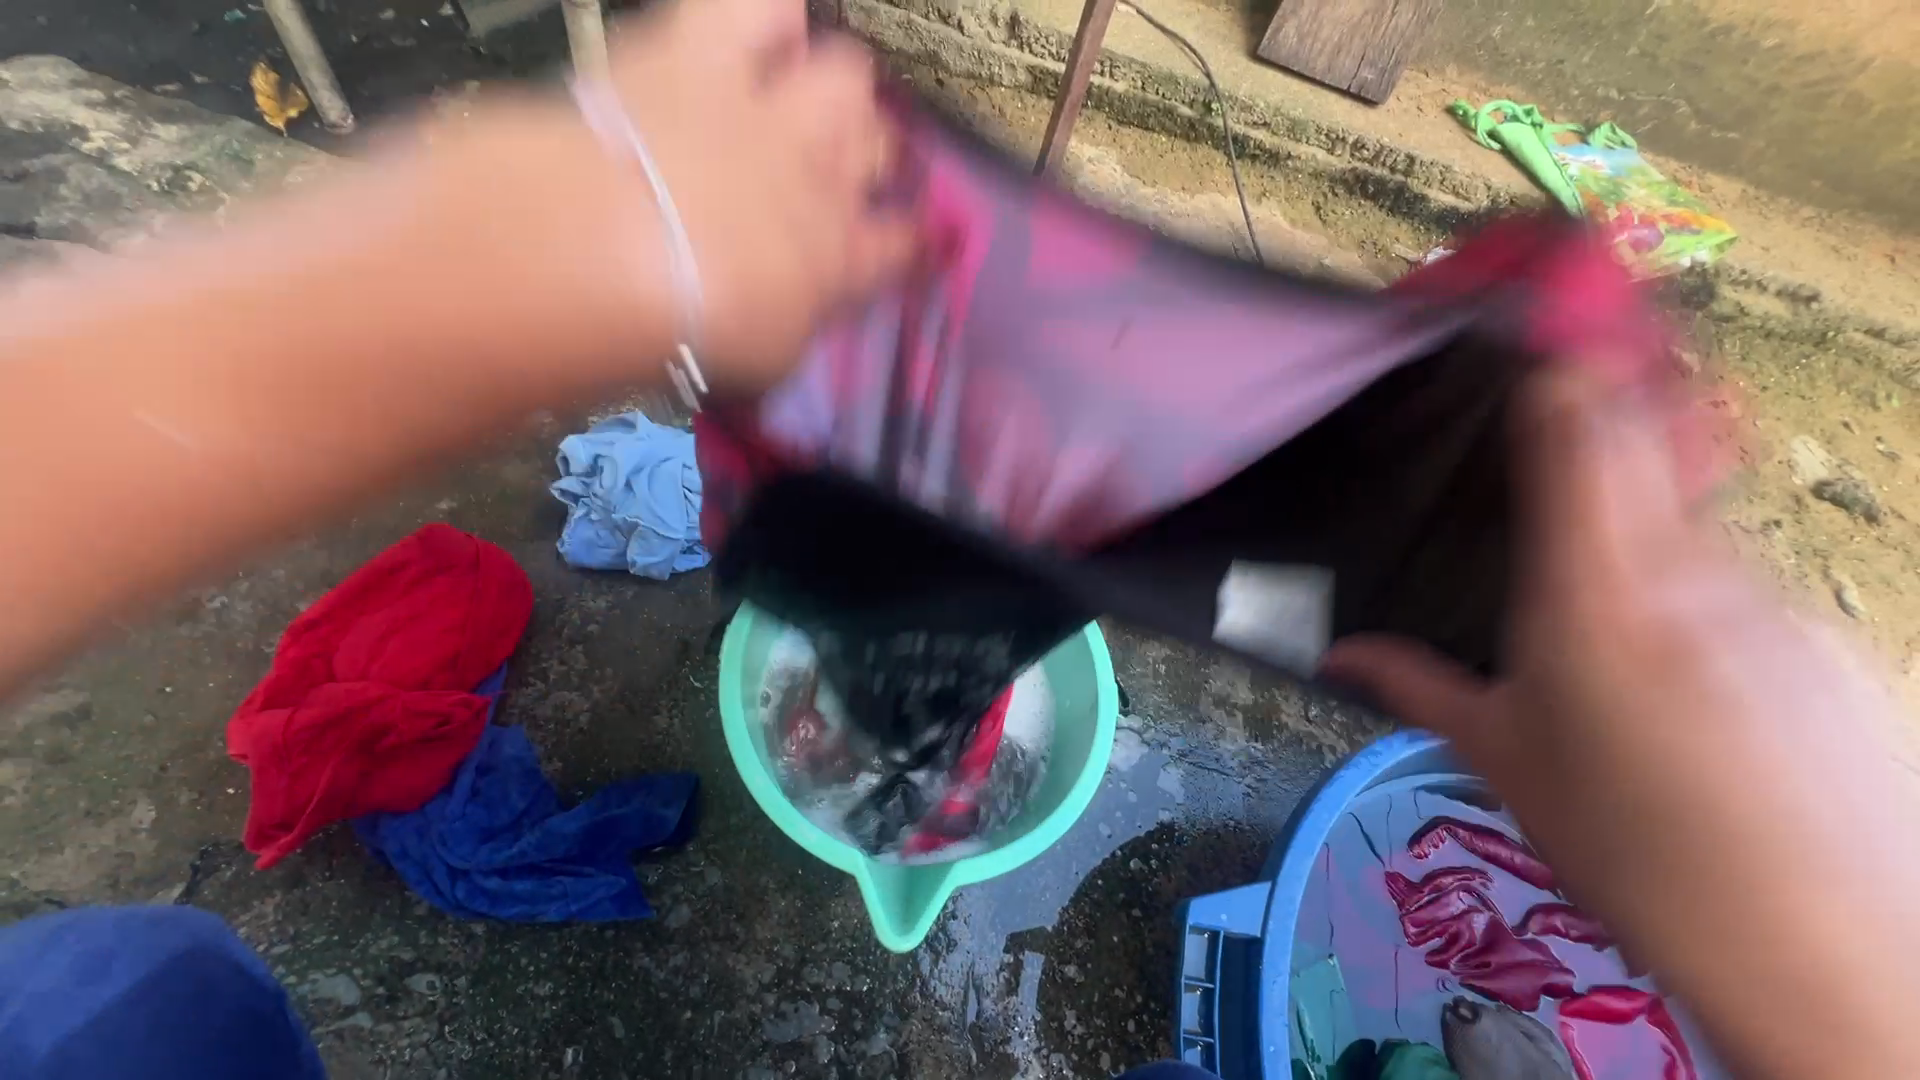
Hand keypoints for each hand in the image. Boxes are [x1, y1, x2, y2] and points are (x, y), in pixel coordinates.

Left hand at [600, 0, 912, 389]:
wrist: (610, 257)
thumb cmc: (697, 337)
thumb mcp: (766, 360)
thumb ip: (795, 328)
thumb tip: (800, 313)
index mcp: (839, 259)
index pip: (902, 244)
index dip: (916, 241)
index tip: (918, 243)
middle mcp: (822, 176)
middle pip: (880, 147)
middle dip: (874, 153)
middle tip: (849, 164)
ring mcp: (769, 110)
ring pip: (844, 73)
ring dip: (834, 83)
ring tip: (810, 92)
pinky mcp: (700, 54)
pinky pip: (757, 9)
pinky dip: (769, 17)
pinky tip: (768, 27)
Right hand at [1320, 369, 1919, 1079]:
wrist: (1842, 955)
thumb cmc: (1628, 843)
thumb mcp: (1500, 757)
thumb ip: (1413, 685)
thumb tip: (1332, 655)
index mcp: (1596, 589)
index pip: (1587, 424)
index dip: (1567, 348)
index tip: (1539, 294)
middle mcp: (1694, 570)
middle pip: (1655, 432)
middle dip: (1605, 382)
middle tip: (1548, 366)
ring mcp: (1777, 596)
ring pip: (1695, 503)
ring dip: (1638, 489)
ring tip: (1583, 538)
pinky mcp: (1827, 632)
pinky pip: (1735, 564)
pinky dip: (1686, 559)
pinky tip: (1659, 634)